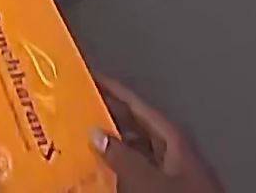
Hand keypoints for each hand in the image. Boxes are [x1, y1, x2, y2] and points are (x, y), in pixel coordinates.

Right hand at [90, 76, 224, 192]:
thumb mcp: (150, 179)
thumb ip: (123, 156)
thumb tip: (94, 132)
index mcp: (171, 132)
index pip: (135, 101)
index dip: (111, 87)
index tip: (88, 74)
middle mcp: (173, 144)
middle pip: (136, 122)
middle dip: (109, 114)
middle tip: (80, 107)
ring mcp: (175, 166)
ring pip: (138, 145)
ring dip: (116, 142)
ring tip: (89, 139)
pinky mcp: (173, 183)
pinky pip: (143, 165)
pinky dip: (125, 163)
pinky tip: (110, 171)